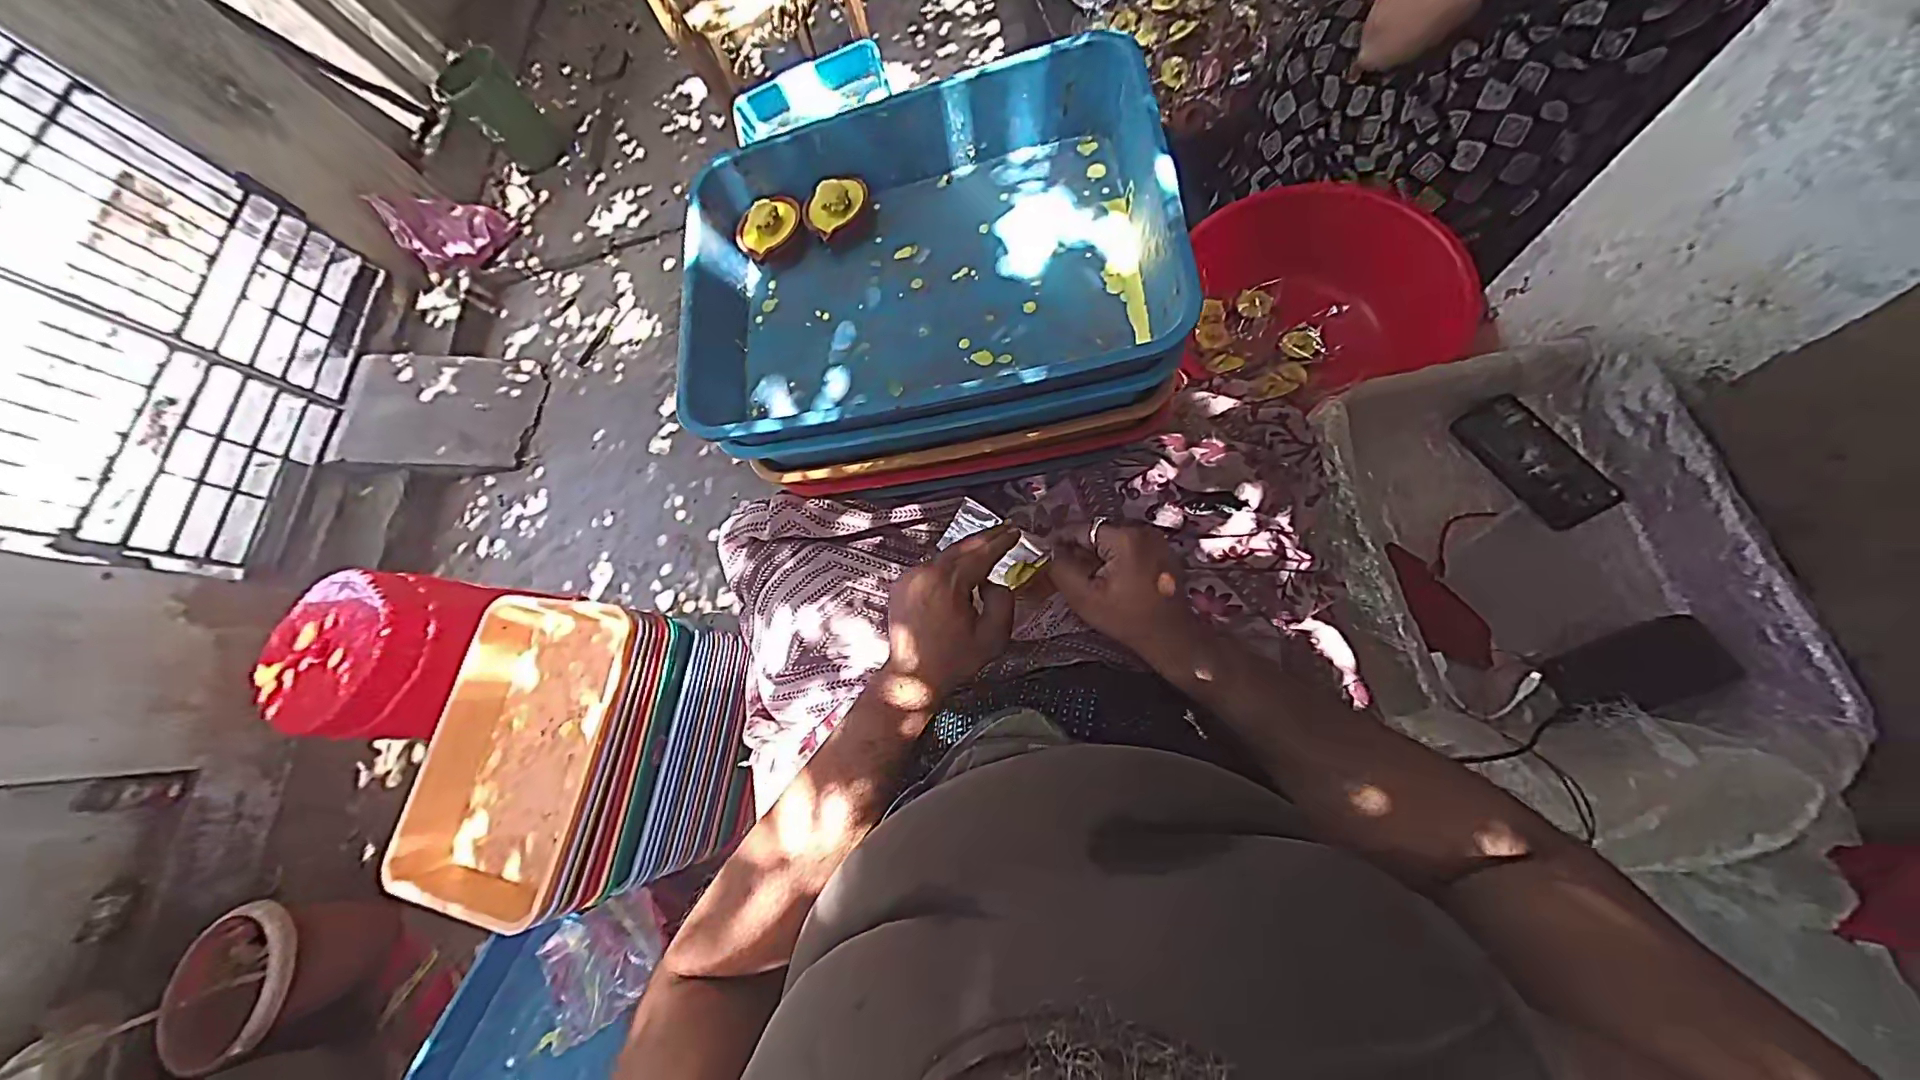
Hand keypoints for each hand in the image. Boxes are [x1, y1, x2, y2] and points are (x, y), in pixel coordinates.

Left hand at [878, 525, 1019, 705]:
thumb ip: (1003, 602)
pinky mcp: (902, 585)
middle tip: (1003, 532)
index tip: (1013, 533)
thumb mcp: (992, 636)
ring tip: (986, 550)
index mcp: (948, 583)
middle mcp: (926, 574)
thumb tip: (994, 582)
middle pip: (962, 548)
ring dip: (966, 553)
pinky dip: (948, 566)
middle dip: (985, 539)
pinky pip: (931, 567)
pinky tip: (960, 572)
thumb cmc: (950, 661)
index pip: (981, 553)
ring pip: (945, 556)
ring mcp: (911, 578)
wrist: (914, 676)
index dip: (1001, 541)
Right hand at [1049, 520, 1204, 663]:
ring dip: (1101, 555)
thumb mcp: (1083, 596)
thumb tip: (1053, 549)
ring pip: (1115, 541)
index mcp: (1124, 537)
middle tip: (1073, 573)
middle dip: (1084, 550)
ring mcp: (1158, 540)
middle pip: (1100, 533)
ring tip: (1094, 579)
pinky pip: (1132, 548)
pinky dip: (1120, 559)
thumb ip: (1061, 567)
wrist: (1170, 637)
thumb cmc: (1125, 618)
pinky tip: (1117, 581)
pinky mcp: (1165, 552)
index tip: (1050, 555)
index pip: (1082, 528)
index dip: (1062, 541)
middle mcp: (1143, 530)